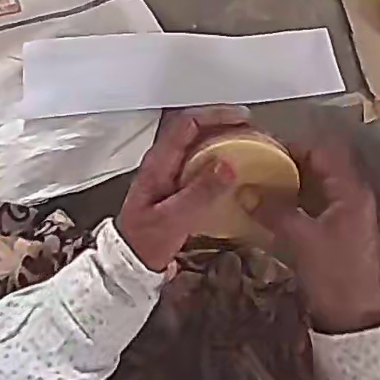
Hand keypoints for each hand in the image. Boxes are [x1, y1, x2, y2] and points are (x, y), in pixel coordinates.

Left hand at [117, 107, 251, 270]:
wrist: (130, 264)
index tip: (241, 119)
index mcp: (158, 163)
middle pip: (193, 128)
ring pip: (198, 142)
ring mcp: (169, 171)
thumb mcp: (174, 219)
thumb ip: (200, 193)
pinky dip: (219, 155)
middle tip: (250, 128)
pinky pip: (200, 159)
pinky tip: (234, 166)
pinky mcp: (177, 184)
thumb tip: (228, 166)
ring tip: (246, 142)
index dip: (215, 115)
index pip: (187, 123)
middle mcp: (162, 161)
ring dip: (222, 137)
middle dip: (223, 122)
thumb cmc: (144, 242)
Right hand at [262, 144, 379, 333]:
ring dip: (290, 185)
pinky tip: (272, 209)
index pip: (322, 153)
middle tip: (258, 166)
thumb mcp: (302, 240)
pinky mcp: (338, 233)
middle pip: (318, 169)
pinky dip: (294, 204)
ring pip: (315, 188)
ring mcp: (346, 215)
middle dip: (288, 166)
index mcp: (350, 192)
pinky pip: (314, 207)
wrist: (355, 321)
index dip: (294, 147)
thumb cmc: (335, 275)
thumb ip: (274, 211)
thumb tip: (245, 191)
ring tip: (259, 185)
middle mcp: (352, 197)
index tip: (265, 149)